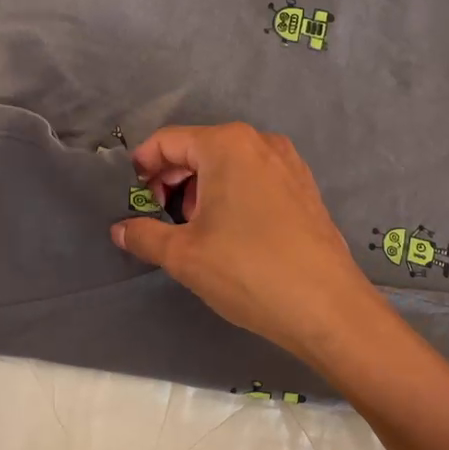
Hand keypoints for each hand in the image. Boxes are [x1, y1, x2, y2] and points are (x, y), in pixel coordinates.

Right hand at [109, 123, 389, 362]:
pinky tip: (231, 234)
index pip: (168, 141)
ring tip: (195, 231)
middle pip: (198, 149)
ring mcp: (288, 164)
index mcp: (226, 145)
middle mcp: (259, 142)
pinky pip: (254, 179)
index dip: (142, 166)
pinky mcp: (305, 188)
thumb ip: (144, 236)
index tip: (131, 198)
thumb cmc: (248, 271)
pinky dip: (232, 195)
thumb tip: (120, 230)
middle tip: (160, 218)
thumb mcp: (184, 256)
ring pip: (227, 165)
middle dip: (172, 180)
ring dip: (201, 190)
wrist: (328, 308)